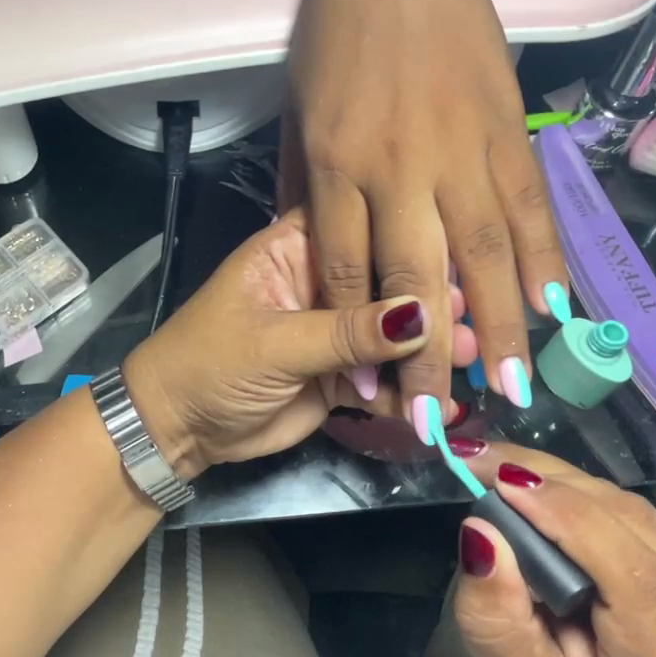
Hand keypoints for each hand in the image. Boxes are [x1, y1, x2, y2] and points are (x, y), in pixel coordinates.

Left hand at [121, 211, 442, 480]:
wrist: (180, 428)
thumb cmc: (209, 364)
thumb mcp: (274, 343)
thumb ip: (346, 332)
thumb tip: (422, 315)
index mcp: (295, 248)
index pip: (361, 227)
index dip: (409, 238)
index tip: (460, 257)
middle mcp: (323, 281)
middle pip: (388, 282)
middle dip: (430, 302)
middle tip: (475, 318)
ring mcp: (335, 330)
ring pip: (393, 333)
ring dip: (429, 349)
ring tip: (471, 358)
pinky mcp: (341, 374)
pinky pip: (383, 378)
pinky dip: (409, 391)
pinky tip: (442, 404)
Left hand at [281, 0, 565, 418]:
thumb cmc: (333, 32)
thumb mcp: (296, 112)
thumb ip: (303, 188)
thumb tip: (315, 253)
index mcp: (334, 164)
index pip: (348, 269)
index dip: (358, 336)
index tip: (368, 388)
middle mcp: (397, 167)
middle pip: (414, 278)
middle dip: (428, 359)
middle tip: (443, 423)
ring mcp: (460, 148)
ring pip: (484, 255)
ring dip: (500, 329)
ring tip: (511, 388)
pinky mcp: (510, 129)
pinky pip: (529, 209)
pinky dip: (545, 263)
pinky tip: (554, 310)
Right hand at [451, 445, 655, 656]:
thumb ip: (499, 627)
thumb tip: (480, 534)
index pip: (639, 578)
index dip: (571, 520)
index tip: (503, 485)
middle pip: (635, 526)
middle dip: (552, 484)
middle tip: (475, 462)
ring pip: (631, 507)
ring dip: (557, 478)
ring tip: (491, 465)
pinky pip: (628, 509)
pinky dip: (571, 488)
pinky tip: (528, 483)